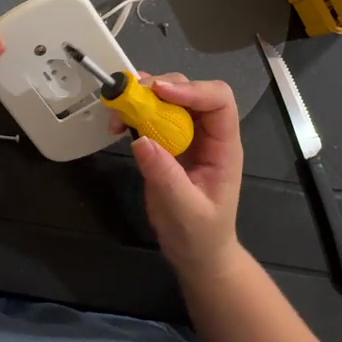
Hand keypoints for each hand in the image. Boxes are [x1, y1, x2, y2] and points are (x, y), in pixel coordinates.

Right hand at [123, 74, 243, 274]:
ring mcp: (186, 136)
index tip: (159, 93)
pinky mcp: (166, 142)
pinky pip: (151, 115)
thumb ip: (166, 177)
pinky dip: (133, 112)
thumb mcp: (185, 210)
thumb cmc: (201, 236)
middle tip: (131, 97)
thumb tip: (140, 140)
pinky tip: (117, 124)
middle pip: (191, 91)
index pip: (218, 101)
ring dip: (143, 96)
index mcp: (224, 147)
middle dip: (161, 87)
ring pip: (169, 98)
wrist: (196, 254)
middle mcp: (207, 134)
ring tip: (120, 108)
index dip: (192, 90)